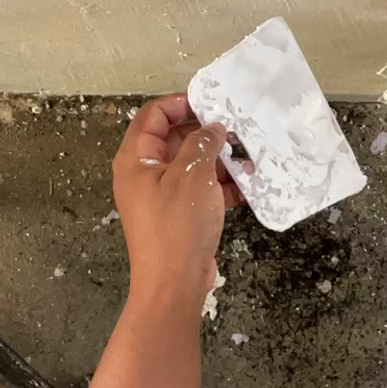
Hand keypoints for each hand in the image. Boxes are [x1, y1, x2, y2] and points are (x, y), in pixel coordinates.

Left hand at [112, 95, 245, 307]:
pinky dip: (222, 185)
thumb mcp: (192, 176)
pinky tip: (249, 185)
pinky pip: (202, 189)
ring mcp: (163, 196)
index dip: (181, 103)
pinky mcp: (181, 214)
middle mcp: (146, 174)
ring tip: (250, 158)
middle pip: (176, 139)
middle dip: (207, 133)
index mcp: (136, 159)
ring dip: (220, 160)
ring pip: (193, 165)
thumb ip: (202, 144)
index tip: (213, 103)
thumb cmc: (177, 226)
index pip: (154, 116)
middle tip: (239, 130)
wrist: (174, 284)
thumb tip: (213, 127)